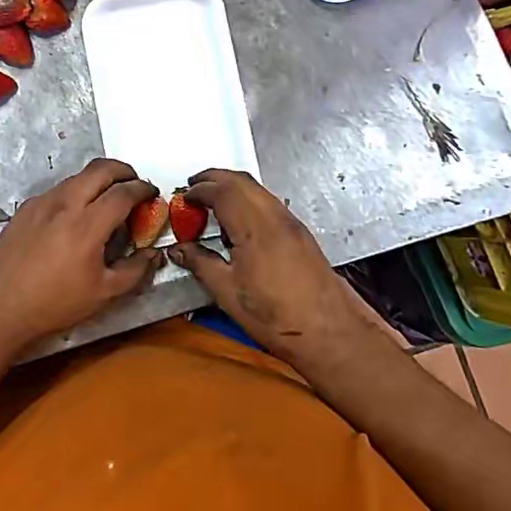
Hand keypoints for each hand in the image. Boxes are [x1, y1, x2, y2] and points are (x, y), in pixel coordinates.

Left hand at [0, 158, 164, 351]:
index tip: (151, 193)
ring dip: (98, 181)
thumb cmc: (54, 304)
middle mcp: (64, 204)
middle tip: (134, 184)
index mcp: (87, 224)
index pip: (123, 192)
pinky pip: (57, 191)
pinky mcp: (25, 209)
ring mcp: (41, 203)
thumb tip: (152, 254)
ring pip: (77, 177)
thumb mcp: (103, 294)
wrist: (0, 308)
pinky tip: (75, 216)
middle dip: (123, 171)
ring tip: (106, 201)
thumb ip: (135, 270)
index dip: (142, 189)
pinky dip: (75, 193)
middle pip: (100, 169)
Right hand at [167, 169, 383, 360]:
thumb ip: (200, 263)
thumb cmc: (277, 316)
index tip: (184, 198)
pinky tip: (238, 222)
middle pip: (241, 181)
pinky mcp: (300, 233)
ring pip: (257, 189)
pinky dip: (248, 200)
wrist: (331, 331)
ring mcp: (291, 223)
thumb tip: (180, 250)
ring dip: (232, 187)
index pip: (222, 191)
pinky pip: (268, 202)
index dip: (199, 190)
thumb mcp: (227, 292)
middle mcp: (275, 216)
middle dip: (214, 178)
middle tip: (193, 187)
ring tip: (211, 203)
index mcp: (254, 227)